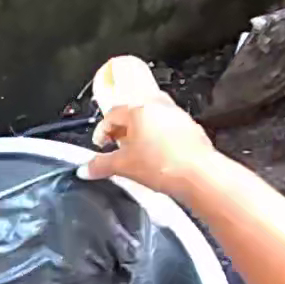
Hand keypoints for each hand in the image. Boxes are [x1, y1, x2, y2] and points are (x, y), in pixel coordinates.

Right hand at [78, 56, 218, 189]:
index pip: (112, 114)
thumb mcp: (122, 166)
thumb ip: (100, 165)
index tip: (100, 144)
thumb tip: (86, 168)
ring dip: (141, 134)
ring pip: (152, 120)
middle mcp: (160, 107)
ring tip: (136, 154)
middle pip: (133, 113)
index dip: (101, 131)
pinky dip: (159, 140)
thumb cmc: (164, 164)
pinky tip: (156, 159)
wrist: (198, 175)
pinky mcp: (191, 130)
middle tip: (116, 146)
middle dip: (122, 130)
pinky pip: (168, 130)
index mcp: (139, 110)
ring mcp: (178, 117)